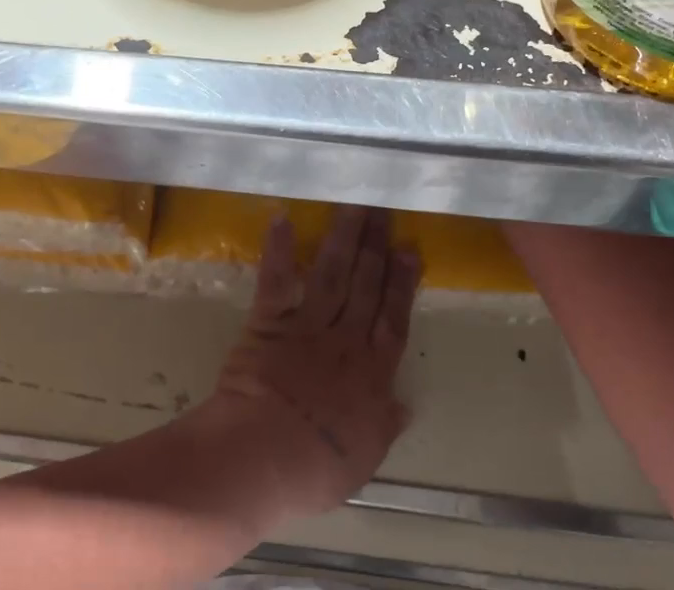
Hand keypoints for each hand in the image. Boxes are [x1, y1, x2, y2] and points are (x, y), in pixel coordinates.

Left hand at [204, 207, 419, 518]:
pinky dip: (278, 248)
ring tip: (354, 205)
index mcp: (371, 374)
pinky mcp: (268, 321)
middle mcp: (344, 340)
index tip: (410, 252)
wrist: (263, 455)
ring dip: (342, 237)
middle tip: (385, 211)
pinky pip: (276, 279)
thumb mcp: (364, 458)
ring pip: (331, 273)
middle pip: (366, 286)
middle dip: (376, 247)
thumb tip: (404, 404)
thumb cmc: (314, 467)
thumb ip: (383, 426)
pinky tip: (281, 218)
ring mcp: (306, 326)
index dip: (403, 285)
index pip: (392, 320)